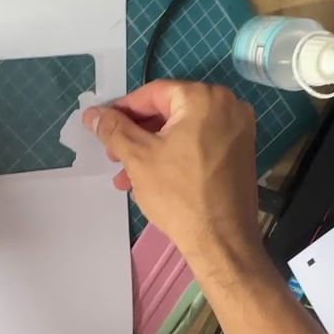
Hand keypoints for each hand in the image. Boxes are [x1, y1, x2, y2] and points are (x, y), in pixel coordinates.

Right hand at [84, 81, 265, 280]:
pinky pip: (200, 145)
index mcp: (203, 98)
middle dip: (137, 134)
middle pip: (169, 112)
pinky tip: (154, 179)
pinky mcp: (241, 154)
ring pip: (183, 131)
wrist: (220, 240)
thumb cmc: (178, 195)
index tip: (102, 126)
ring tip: (127, 176)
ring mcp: (238, 130)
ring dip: (152, 150)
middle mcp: (228, 106)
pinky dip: (176, 156)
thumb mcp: (138, 158)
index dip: (122, 110)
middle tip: (113, 156)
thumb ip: (113, 130)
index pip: (153, 93)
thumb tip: (93, 113)